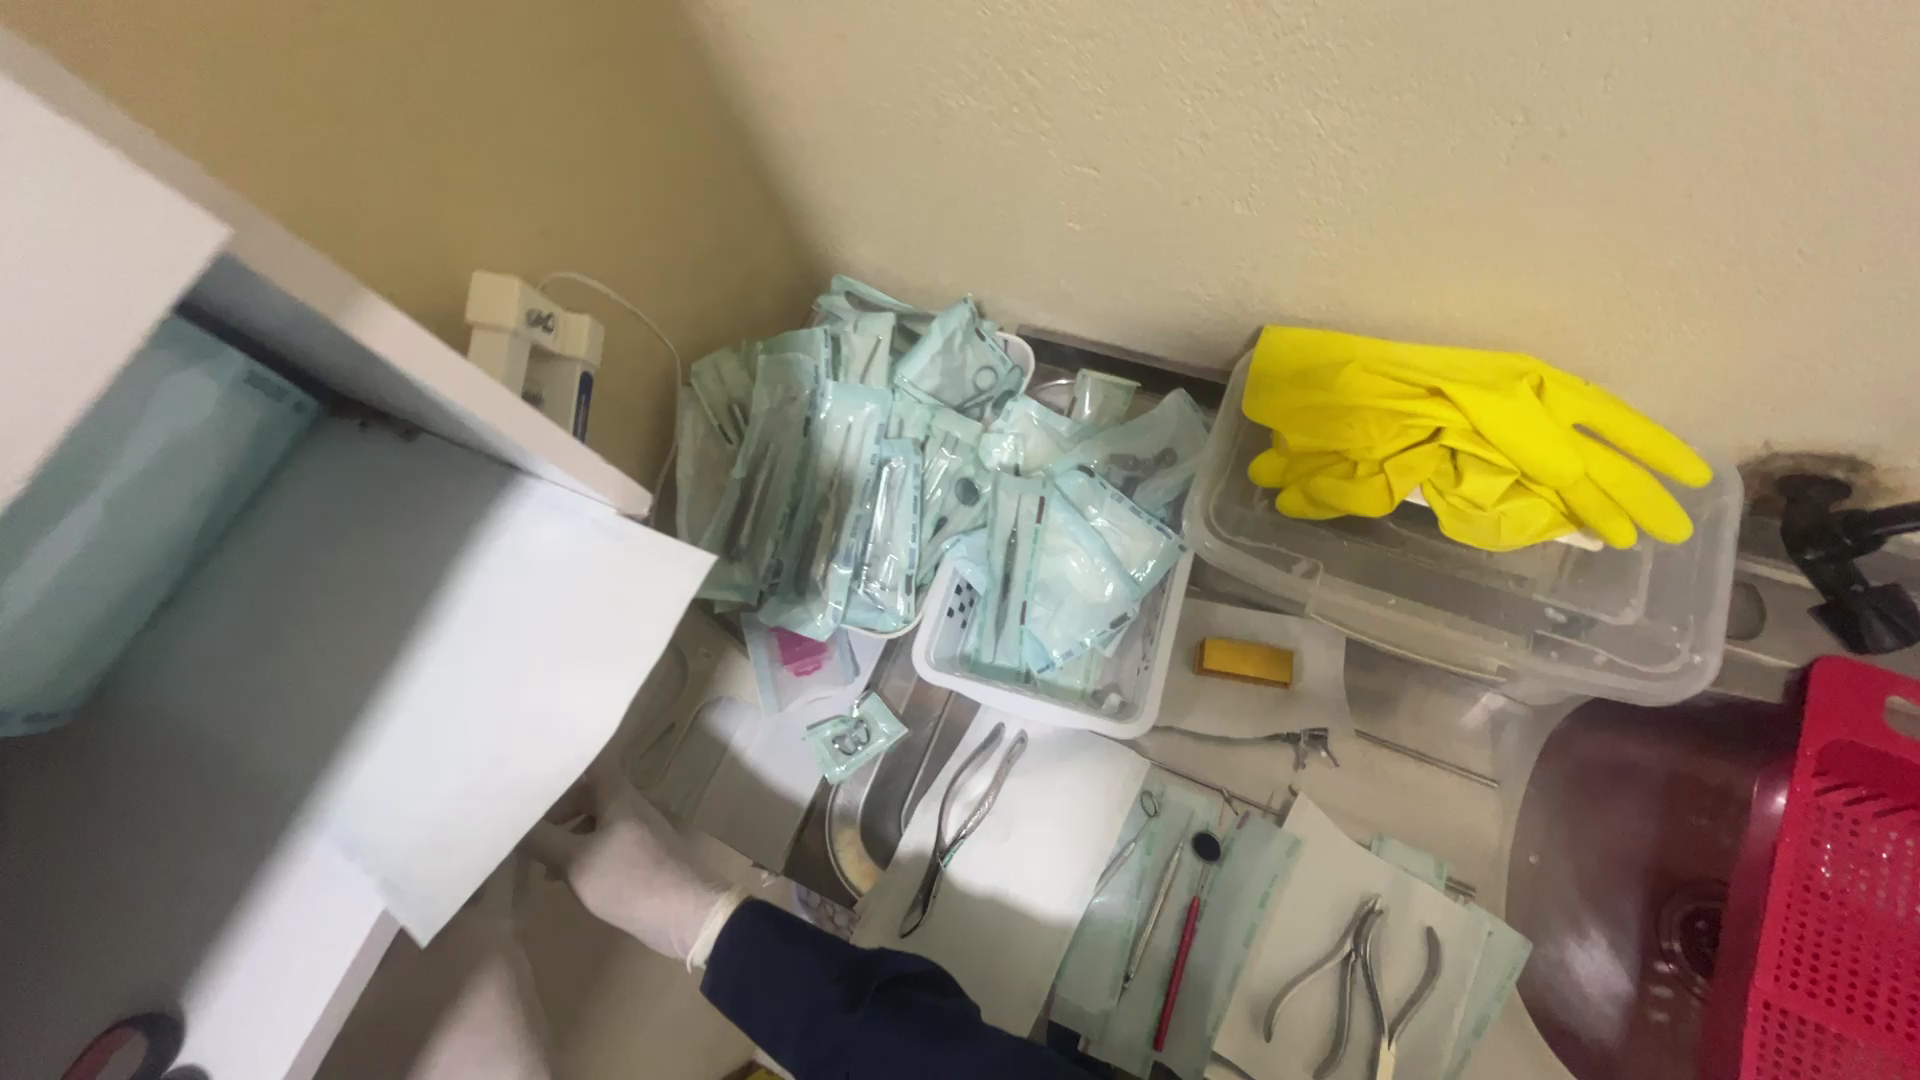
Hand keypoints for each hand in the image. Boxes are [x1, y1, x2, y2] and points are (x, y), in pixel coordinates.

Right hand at [523, 763, 738, 965]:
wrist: (683, 913)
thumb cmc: (629, 879)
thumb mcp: (576, 860)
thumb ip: (543, 839)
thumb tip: (511, 820)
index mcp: (619, 796)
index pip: (592, 763)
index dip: (565, 763)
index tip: (531, 771)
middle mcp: (629, 806)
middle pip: (588, 793)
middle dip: (556, 808)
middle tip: (523, 827)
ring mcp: (636, 831)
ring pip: (593, 821)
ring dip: (565, 835)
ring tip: (535, 859)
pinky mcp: (638, 856)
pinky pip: (602, 843)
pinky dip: (580, 853)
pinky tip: (560, 877)